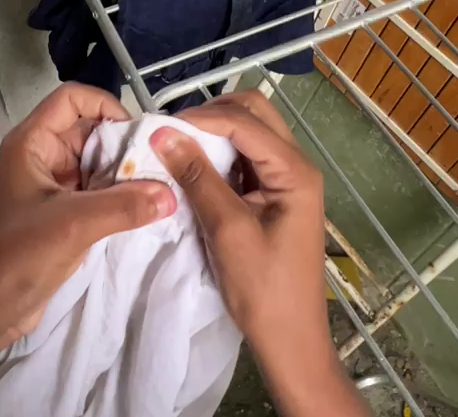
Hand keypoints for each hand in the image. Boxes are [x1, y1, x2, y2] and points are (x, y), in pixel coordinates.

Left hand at [0, 85, 172, 416]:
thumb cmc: (17, 253)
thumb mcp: (73, 224)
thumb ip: (123, 205)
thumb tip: (171, 193)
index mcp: (32, 141)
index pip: (71, 99)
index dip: (105, 105)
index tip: (137, 133)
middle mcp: (41, 155)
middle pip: (87, 129)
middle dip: (121, 143)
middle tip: (158, 164)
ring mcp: (49, 184)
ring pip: (94, 161)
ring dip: (122, 172)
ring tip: (157, 186)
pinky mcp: (59, 211)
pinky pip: (93, 189)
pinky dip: (116, 194)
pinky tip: (143, 208)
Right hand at [153, 91, 367, 415]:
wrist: (291, 343)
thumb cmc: (263, 289)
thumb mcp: (226, 229)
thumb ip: (196, 176)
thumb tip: (162, 132)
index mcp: (295, 171)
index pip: (245, 122)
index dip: (201, 119)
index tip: (160, 128)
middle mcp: (297, 165)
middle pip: (254, 112)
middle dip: (212, 113)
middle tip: (174, 131)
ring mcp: (287, 178)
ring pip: (250, 129)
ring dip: (215, 130)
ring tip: (178, 144)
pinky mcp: (275, 193)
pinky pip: (246, 154)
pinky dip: (219, 151)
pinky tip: (194, 164)